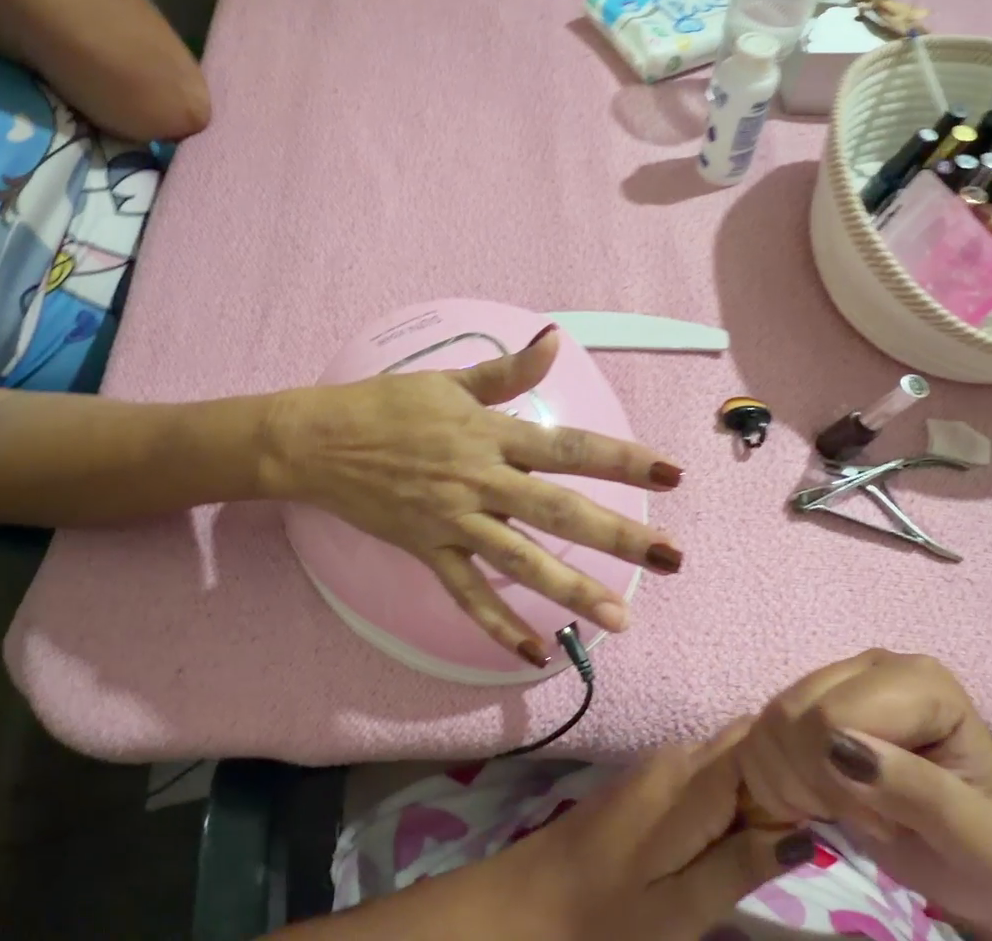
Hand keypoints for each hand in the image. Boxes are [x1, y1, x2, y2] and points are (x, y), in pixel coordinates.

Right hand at [263, 327, 682, 666]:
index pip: (571, 449)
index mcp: (491, 435)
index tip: (671, 473)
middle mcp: (481, 481)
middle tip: (672, 558)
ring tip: (620, 618)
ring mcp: (454, 522)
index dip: (624, 460)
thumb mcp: (448, 380)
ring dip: (573, 590)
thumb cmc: (386, 404)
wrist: (320, 441)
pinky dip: (499, 625)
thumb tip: (555, 338)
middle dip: (620, 535)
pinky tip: (534, 653)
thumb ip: (507, 371)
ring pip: (522, 562)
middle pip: (560, 512)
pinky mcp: (428, 552)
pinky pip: (468, 595)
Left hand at [477, 720, 814, 939]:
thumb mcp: (679, 910)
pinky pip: (705, 769)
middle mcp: (675, 758)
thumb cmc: (601, 916)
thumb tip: (807, 830)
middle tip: (819, 821)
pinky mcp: (645, 780)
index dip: (802, 767)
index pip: (763, 745)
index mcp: (688, 786)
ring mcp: (656, 765)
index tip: (835, 804)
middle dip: (785, 773)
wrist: (523, 902)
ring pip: (728, 755)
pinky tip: (740, 828)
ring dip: (760, 783)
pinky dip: (731, 791)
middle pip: (748, 743)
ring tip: (788, 828)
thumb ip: (739, 865)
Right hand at [733, 650, 991, 931]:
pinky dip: (770, 782)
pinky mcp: (804, 706)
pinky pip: (753, 736)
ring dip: (790, 785)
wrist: (970, 862)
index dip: (840, 779)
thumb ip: (918, 791)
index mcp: (920, 681)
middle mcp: (870, 665)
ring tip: (840, 811)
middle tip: (863, 820)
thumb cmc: (982, 847)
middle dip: (814, 784)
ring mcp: (832, 681)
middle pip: (793, 714)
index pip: (833, 714)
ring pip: (767, 723)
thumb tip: (843, 750)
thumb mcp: (972, 836)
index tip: (887, 822)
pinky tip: (811, 803)